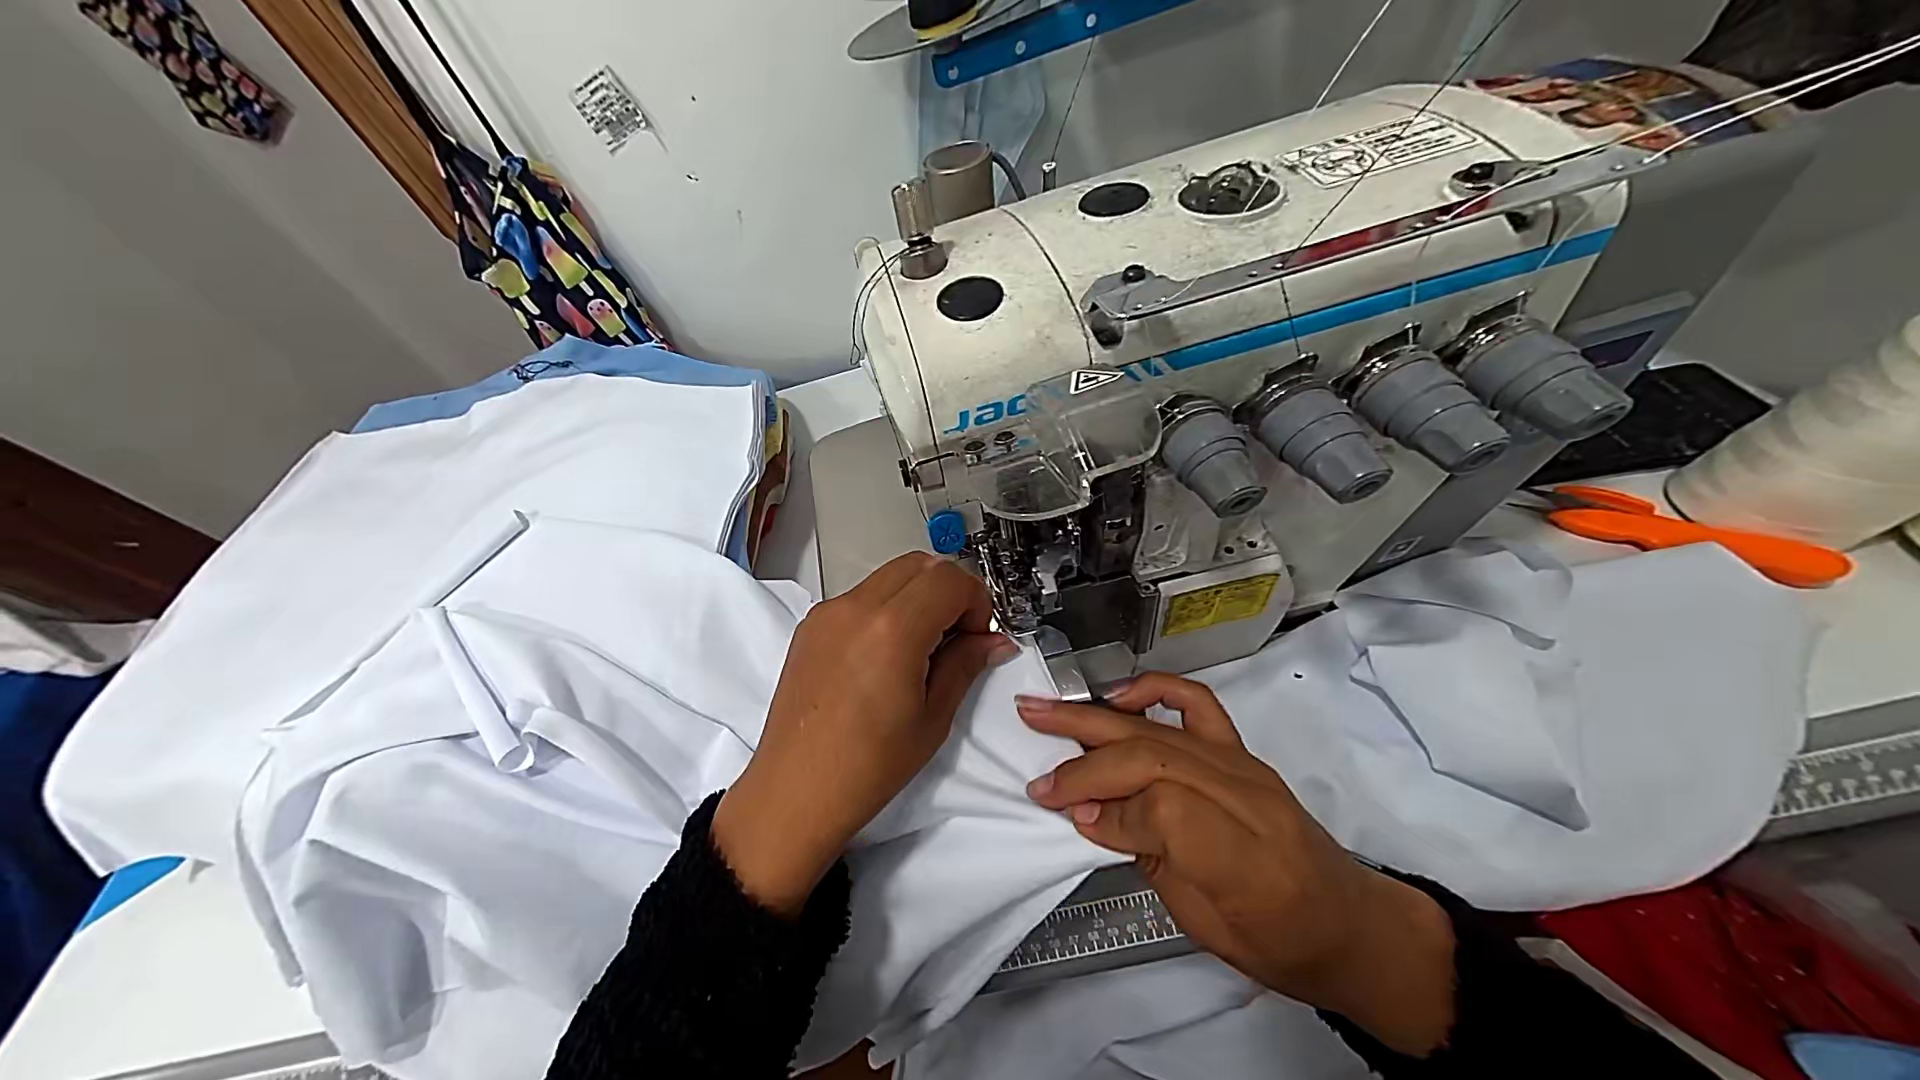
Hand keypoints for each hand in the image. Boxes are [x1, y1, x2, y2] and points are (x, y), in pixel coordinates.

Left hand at [713, 553, 1015, 915]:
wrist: (795, 791)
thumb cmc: (864, 767)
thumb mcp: (932, 718)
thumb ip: (965, 664)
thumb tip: (991, 641)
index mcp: (891, 630)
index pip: (950, 579)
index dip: (976, 601)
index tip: (978, 634)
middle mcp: (854, 609)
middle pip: (921, 564)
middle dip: (950, 590)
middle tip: (959, 634)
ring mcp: (827, 614)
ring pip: (889, 576)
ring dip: (918, 596)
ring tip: (924, 647)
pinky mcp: (811, 626)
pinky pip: (861, 596)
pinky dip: (887, 607)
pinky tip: (890, 654)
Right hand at [1019, 675, 1457, 1056]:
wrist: (1347, 923)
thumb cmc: (1275, 938)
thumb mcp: (1202, 920)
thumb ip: (1146, 856)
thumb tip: (1088, 813)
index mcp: (1233, 852)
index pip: (1151, 807)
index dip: (1098, 806)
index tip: (1061, 811)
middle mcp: (1238, 793)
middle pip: (1146, 754)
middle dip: (1080, 755)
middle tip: (1029, 746)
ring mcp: (1239, 763)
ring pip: (1156, 726)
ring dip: (1095, 715)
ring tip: (1048, 709)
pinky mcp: (1239, 750)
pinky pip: (1197, 703)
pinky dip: (1156, 688)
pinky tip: (1121, 696)